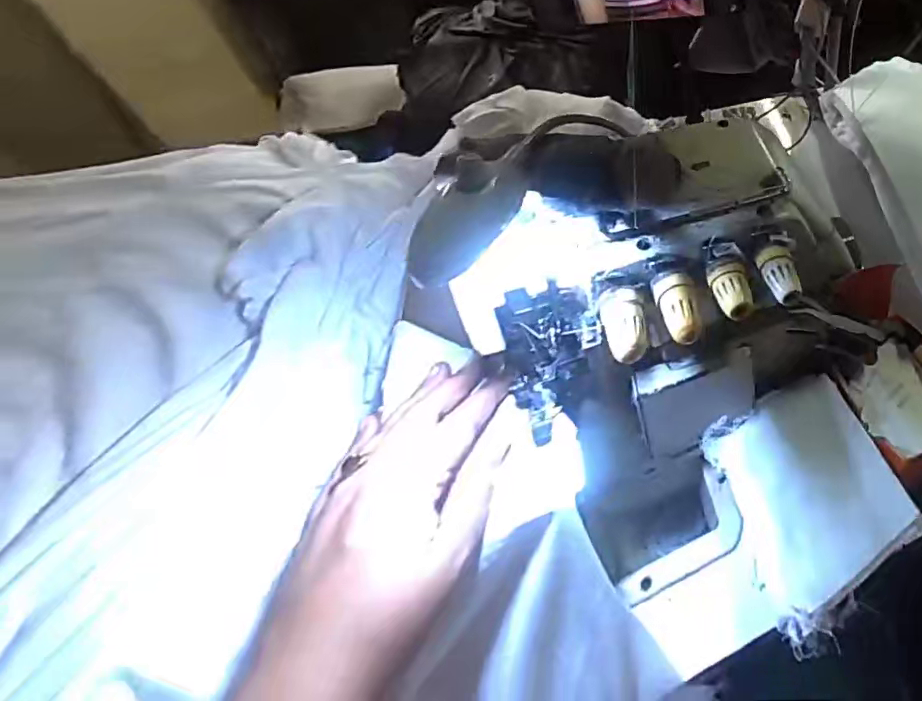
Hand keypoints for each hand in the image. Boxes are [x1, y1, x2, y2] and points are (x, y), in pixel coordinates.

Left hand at [232, 360, 513, 700]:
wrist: (306, 680)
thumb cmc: (395, 616)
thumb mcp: (451, 555)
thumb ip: (476, 489)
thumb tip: (501, 435)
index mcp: (402, 488)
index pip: (454, 430)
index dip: (485, 399)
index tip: (511, 371)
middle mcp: (365, 482)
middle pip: (416, 422)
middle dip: (451, 388)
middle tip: (481, 359)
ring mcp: (336, 497)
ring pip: (382, 433)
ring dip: (413, 400)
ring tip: (438, 369)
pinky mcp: (319, 516)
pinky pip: (346, 459)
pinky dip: (365, 431)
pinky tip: (375, 415)